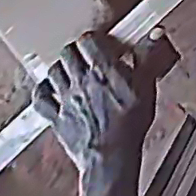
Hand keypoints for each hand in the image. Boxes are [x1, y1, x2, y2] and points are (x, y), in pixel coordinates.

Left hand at [32, 32, 162, 180]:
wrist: (111, 159)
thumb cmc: (129, 126)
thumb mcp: (146, 87)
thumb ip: (148, 57)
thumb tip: (154, 35)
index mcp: (102, 70)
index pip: (88, 40)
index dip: (93, 38)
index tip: (101, 42)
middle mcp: (80, 81)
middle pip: (68, 52)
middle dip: (76, 50)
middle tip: (85, 54)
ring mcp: (66, 100)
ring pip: (53, 71)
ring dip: (61, 66)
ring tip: (69, 68)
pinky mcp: (57, 118)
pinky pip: (40, 98)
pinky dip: (43, 89)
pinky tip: (49, 88)